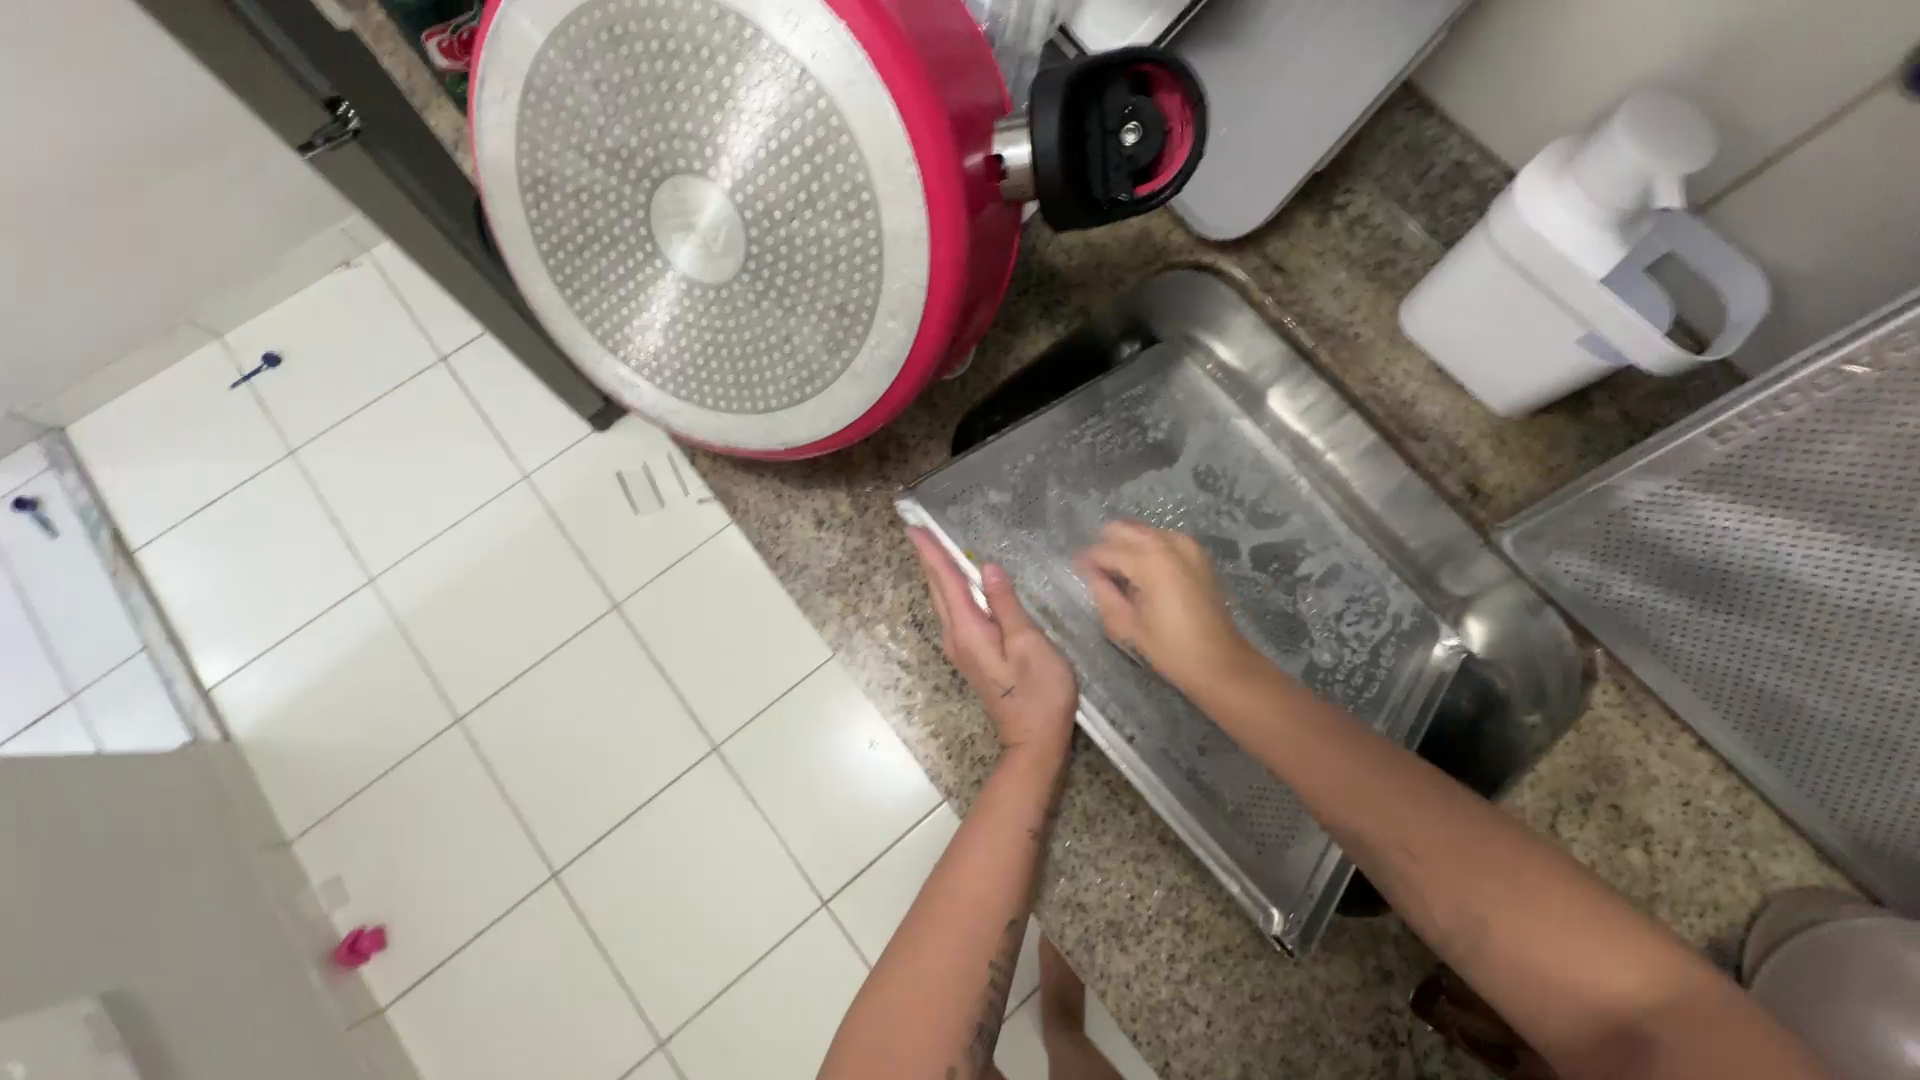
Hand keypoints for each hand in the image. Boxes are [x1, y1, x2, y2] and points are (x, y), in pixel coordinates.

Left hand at [909, 528, 1077, 761]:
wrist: (1034, 740)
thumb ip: (1006, 604)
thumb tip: (987, 568)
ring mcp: (962, 649)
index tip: (914, 527)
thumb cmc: (1039, 692)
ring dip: (937, 574)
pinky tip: (958, 584)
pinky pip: (955, 614)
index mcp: (969, 630)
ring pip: (944, 602)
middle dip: (928, 558)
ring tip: (933, 548)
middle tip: (918, 531)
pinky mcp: (972, 656)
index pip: (945, 580)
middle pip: (938, 590)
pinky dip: (951, 591)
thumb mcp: (1029, 643)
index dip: (931, 552)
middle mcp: (957, 637)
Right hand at [1075, 521, 1258, 690]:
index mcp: (1149, 561)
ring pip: (1143, 531)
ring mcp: (1186, 545)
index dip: (1086, 561)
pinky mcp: (1198, 554)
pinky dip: (1148, 549)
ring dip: (1127, 546)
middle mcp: (1168, 543)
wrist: (1220, 661)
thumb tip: (1090, 574)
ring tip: (1120, 576)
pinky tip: (1143, 573)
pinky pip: (1162, 539)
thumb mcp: (1127, 626)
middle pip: (1123, 529)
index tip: (1075, 571)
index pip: (1104, 550)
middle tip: (1097, 573)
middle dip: (1106, 547)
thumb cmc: (1170, 649)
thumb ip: (1103, 594)